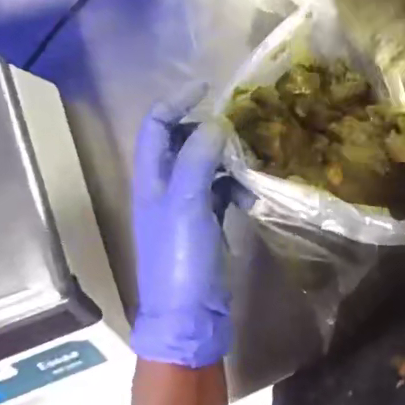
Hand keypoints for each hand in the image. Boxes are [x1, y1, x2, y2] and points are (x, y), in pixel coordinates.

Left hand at [129, 86, 229, 366]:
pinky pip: (219, 193)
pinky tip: (253, 188)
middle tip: (241, 122)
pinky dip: (234, 184)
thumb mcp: (186, 204)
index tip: (209, 88)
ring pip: (203, 168)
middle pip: (181, 144)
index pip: (156, 127)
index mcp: (151, 180)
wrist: (189, 317)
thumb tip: (215, 123)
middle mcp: (164, 190)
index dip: (177, 102)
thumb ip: (196, 159)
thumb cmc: (182, 260)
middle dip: (207, 128)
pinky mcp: (206, 228)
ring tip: (252, 151)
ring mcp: (185, 210)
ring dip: (224, 156)